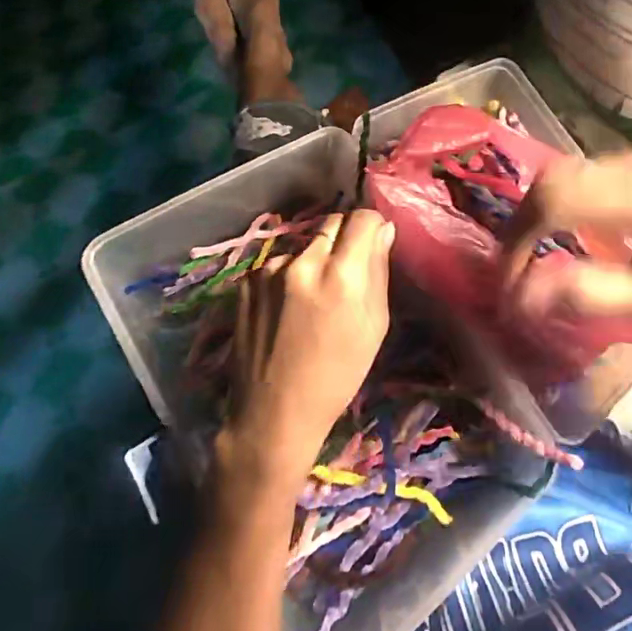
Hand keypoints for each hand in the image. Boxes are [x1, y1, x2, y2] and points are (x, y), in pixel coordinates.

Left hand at [218, 210, 395, 486]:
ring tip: (313, 296)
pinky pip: (279, 262)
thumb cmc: (338, 376)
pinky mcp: (247, 280)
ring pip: (305, 244)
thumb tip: (384, 230)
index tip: (375, 241)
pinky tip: (287, 308)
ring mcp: (270, 269)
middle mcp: (304, 261)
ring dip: (315, 257)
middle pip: (332, 222)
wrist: (273, 412)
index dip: (373, 225)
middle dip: (345, 237)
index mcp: (342, 275)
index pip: (363, 218)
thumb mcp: (374, 326)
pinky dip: (289, 274)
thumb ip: (378, 272)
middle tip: (347, 268)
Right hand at [502, 151, 631, 333]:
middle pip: (553, 179)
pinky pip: (585, 174)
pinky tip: (564, 232)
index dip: (520, 240)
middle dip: (522, 223)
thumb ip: (591, 295)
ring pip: (565, 172)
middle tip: (512, 267)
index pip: (553, 203)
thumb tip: (524, 294)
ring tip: (530, 252)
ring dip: (539, 210)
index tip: (508, 280)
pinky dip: (561, 201)